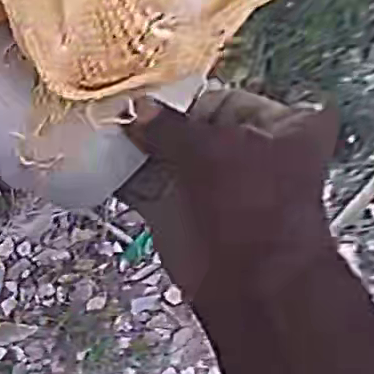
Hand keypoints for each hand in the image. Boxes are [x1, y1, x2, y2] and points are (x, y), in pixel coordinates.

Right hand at [119, 88, 339, 298]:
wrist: (246, 275)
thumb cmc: (253, 206)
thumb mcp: (212, 150)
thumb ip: (169, 127)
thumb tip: (137, 109)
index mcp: (279, 126)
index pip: (218, 101)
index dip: (180, 100)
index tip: (142, 98)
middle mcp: (241, 152)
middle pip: (183, 129)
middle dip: (149, 125)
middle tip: (111, 115)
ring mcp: (203, 183)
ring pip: (158, 157)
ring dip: (128, 150)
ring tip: (98, 135)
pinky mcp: (173, 208)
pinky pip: (139, 185)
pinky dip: (118, 176)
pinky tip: (94, 163)